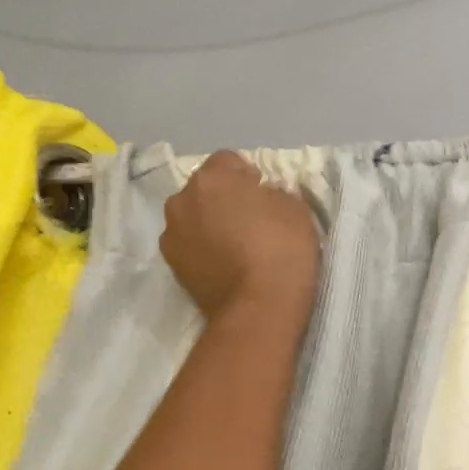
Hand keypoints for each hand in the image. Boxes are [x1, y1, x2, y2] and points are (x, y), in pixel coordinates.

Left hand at [161, 151, 319, 319]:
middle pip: (205, 189)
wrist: (259, 308)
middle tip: (250, 221)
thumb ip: (274, 193)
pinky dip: (203, 250)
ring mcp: (172, 235)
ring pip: (193, 218)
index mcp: (211, 178)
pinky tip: (225, 266)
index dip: (248, 176)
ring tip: (236, 247)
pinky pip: (190, 246)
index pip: (229, 161)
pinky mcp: (172, 267)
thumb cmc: (282, 250)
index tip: (264, 196)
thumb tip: (263, 196)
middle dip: (224, 199)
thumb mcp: (295, 208)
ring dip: (210, 224)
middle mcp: (182, 200)